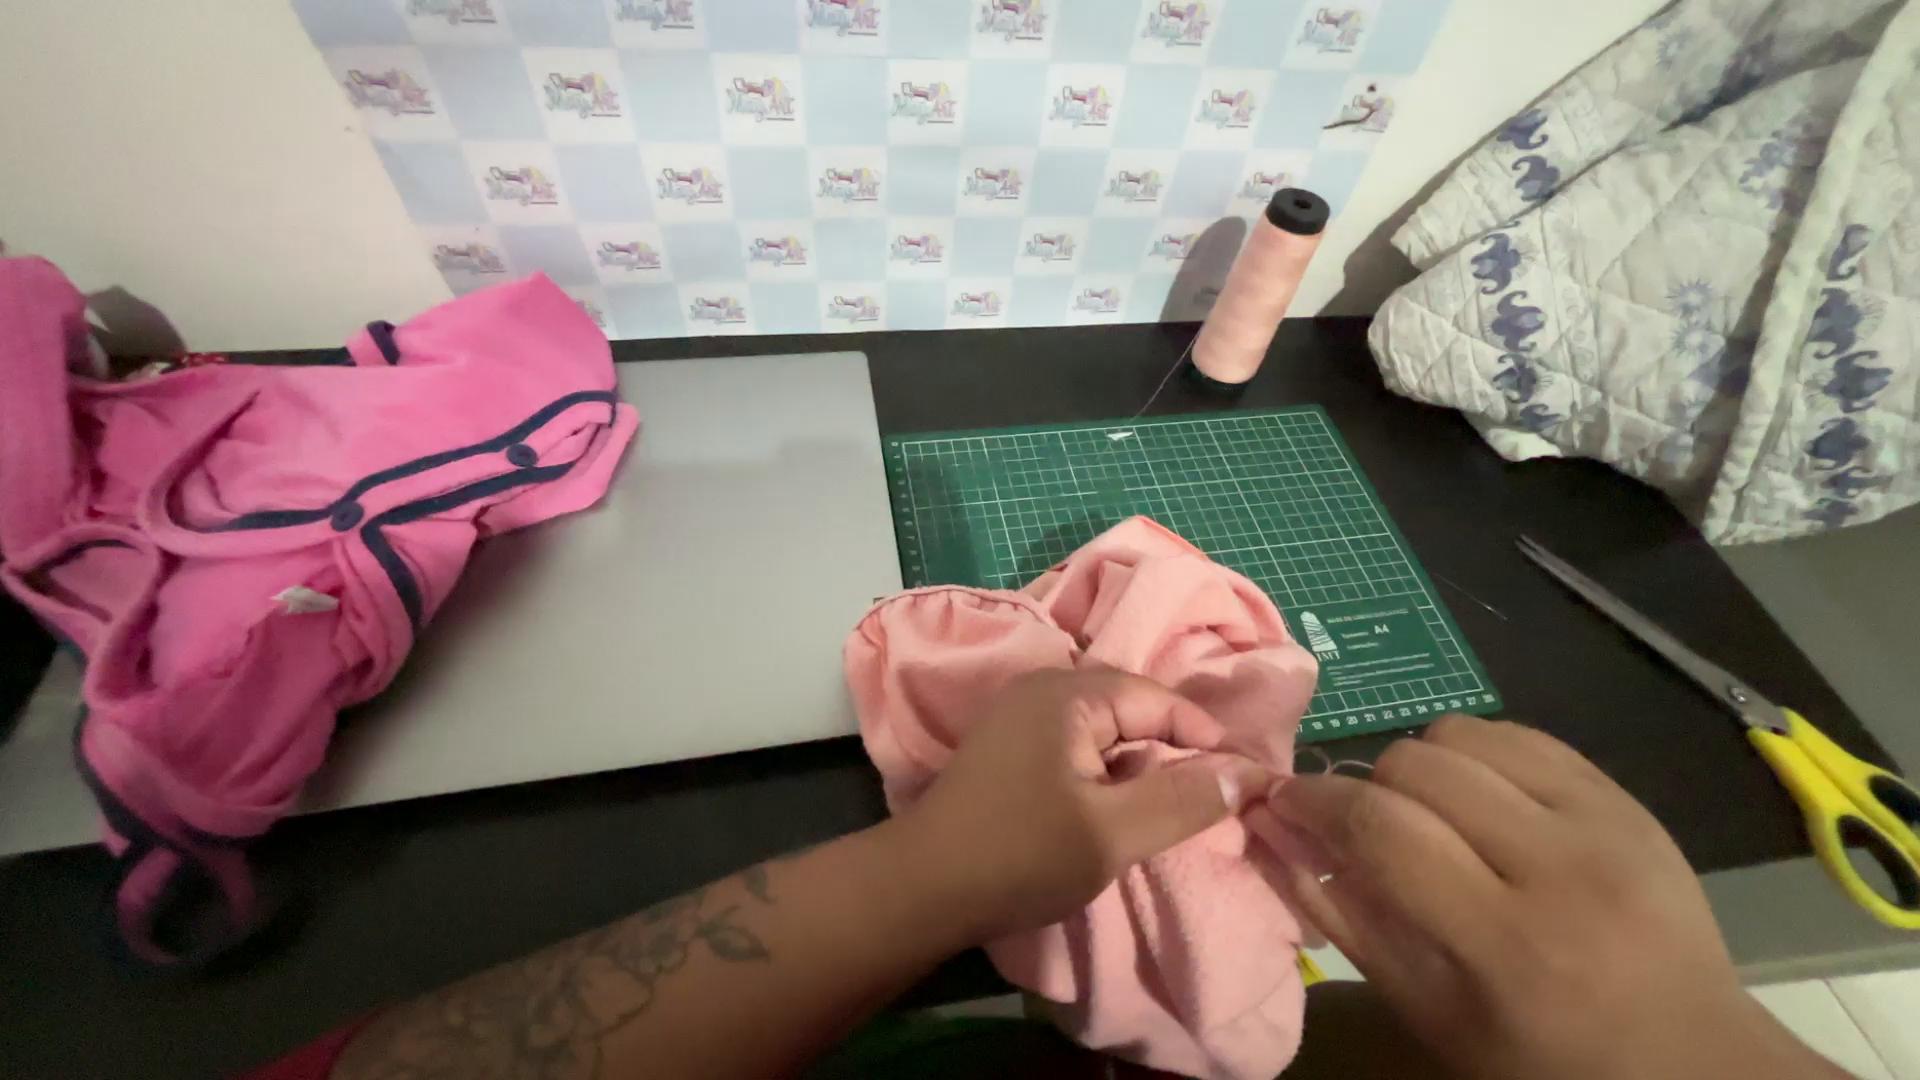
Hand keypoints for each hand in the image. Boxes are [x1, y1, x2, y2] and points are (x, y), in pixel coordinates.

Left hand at [887, 669, 1271, 942]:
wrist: (923, 886)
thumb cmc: (1021, 853)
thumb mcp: (1113, 833)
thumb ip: (1182, 799)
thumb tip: (1246, 773)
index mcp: (1068, 693)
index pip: (1156, 698)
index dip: (1203, 737)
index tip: (1242, 781)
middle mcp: (1042, 689)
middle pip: (1129, 708)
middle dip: (1171, 749)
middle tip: (1209, 798)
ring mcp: (1020, 715)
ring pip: (1102, 729)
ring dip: (1137, 764)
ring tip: (1168, 808)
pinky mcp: (1009, 745)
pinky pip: (1074, 744)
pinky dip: (1104, 771)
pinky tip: (1116, 808)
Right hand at [1266, 715, 1845, 1079]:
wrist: (1695, 1064)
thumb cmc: (1538, 1055)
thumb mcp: (1421, 1007)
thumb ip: (1336, 910)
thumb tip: (1272, 829)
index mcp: (1507, 942)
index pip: (1381, 827)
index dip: (1315, 801)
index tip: (1285, 801)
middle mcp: (1562, 868)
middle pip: (1415, 766)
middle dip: (1367, 786)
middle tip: (1367, 824)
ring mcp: (1606, 823)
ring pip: (1457, 735)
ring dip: (1418, 767)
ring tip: (1428, 813)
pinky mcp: (1626, 798)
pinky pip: (1513, 732)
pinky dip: (1472, 753)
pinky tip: (1478, 799)